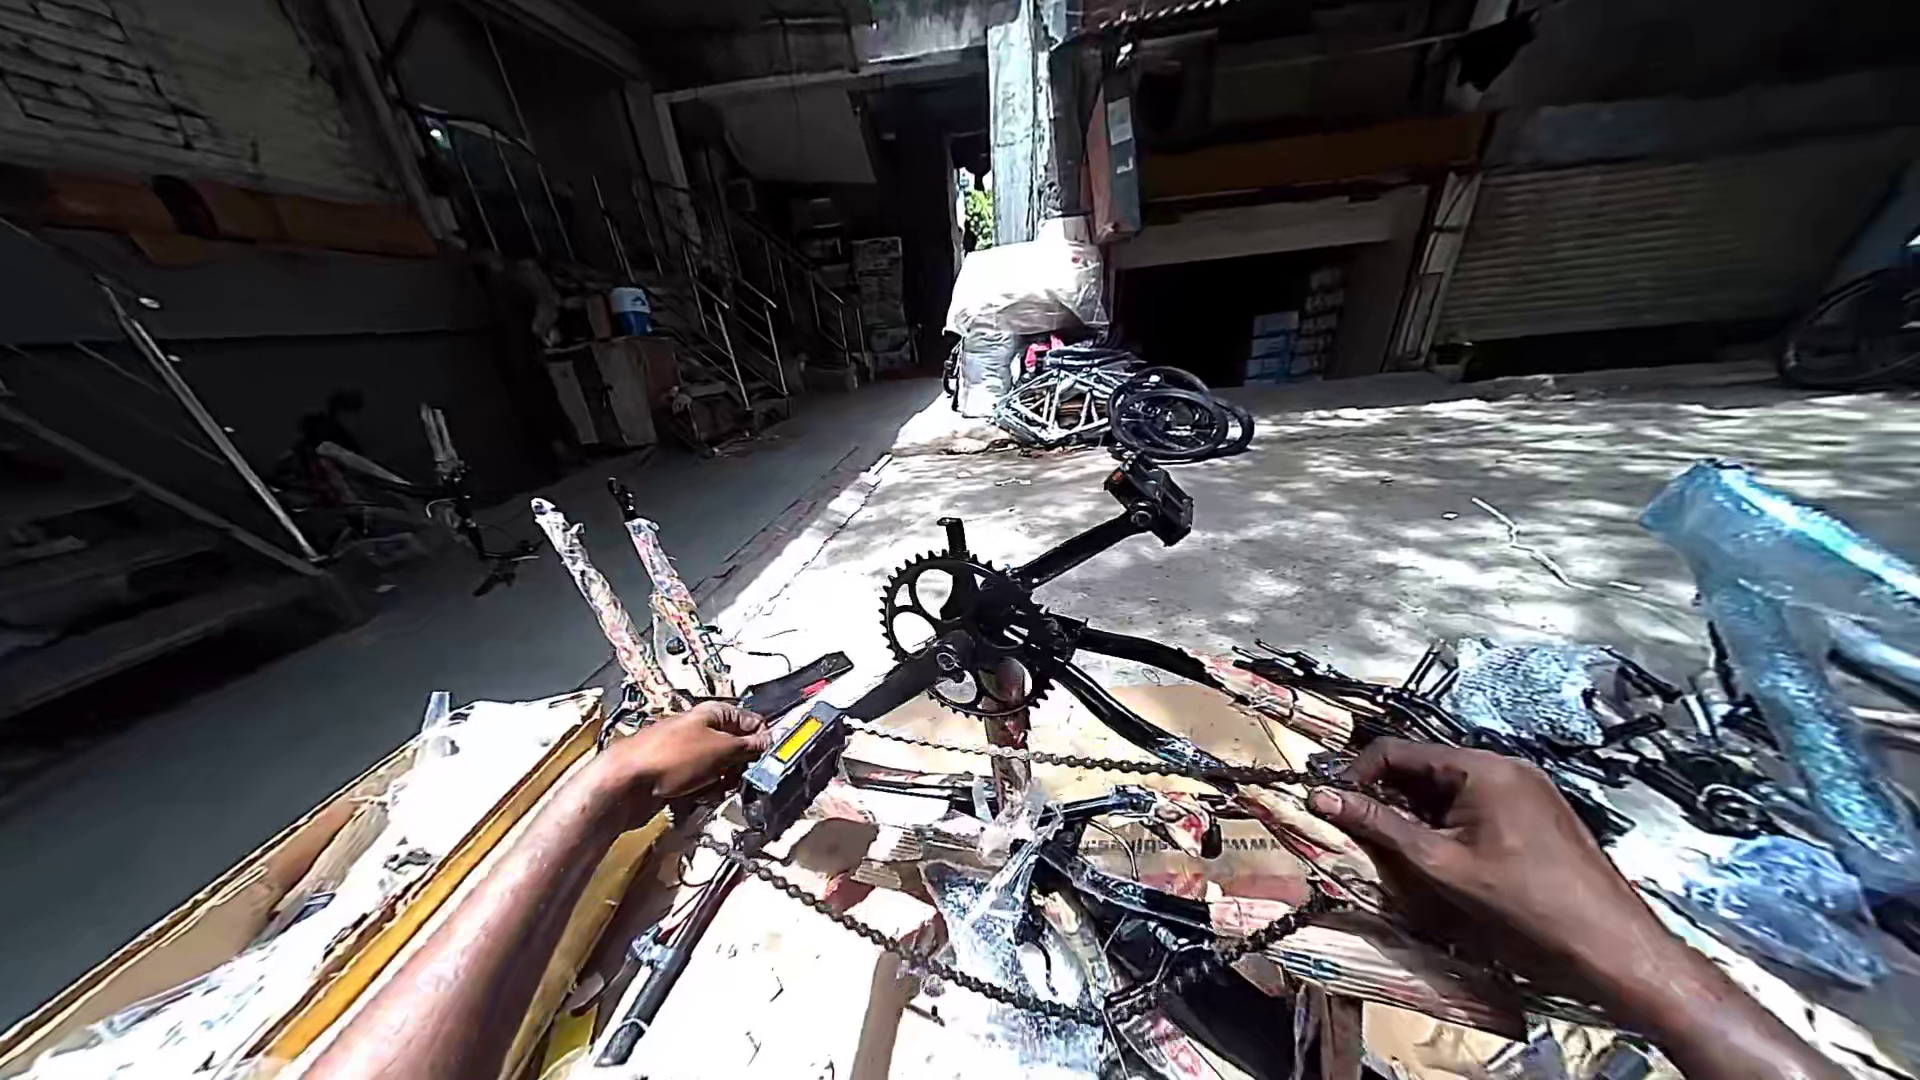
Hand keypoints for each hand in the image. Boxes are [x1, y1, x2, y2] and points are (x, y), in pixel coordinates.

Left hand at [598, 702, 771, 810]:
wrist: (623, 787)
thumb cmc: (667, 759)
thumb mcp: (721, 749)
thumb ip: (751, 746)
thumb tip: (772, 742)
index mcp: (715, 713)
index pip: (754, 723)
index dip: (763, 742)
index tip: (767, 761)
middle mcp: (702, 730)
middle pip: (738, 749)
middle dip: (740, 768)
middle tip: (738, 779)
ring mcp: (688, 754)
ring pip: (721, 771)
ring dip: (722, 785)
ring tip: (712, 790)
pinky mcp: (676, 777)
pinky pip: (703, 786)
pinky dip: (704, 794)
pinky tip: (696, 799)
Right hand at [1305, 738, 1677, 1002]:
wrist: (1619, 950)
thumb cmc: (1524, 901)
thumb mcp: (1438, 861)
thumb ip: (1377, 823)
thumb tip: (1321, 796)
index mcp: (1480, 767)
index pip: (1395, 751)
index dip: (1359, 773)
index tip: (1340, 800)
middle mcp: (1503, 764)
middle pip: (1421, 764)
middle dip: (1388, 791)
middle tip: (1368, 822)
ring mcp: (1524, 784)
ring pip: (1445, 782)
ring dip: (1416, 805)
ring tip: (1404, 839)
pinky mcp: (1536, 806)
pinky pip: (1472, 796)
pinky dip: (1446, 814)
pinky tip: (1442, 845)